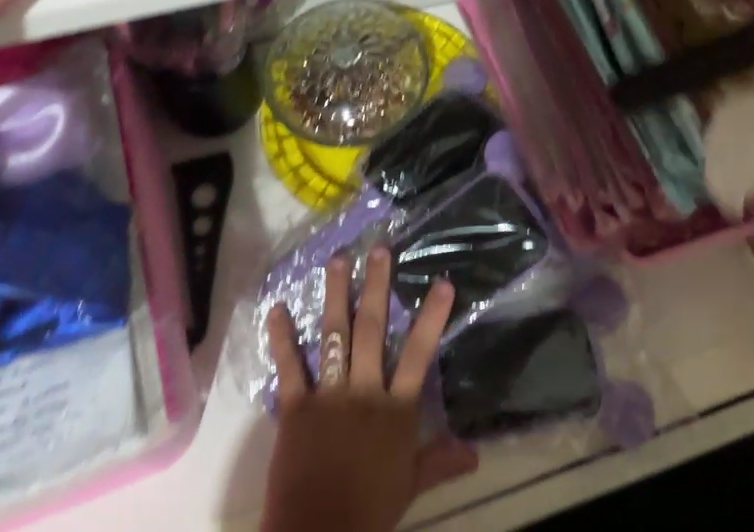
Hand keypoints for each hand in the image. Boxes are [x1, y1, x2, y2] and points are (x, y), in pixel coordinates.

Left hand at [260, 248, 478, 531]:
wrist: (319, 530)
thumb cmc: (369, 508)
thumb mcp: (411, 484)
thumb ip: (440, 460)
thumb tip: (476, 452)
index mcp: (396, 409)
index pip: (419, 355)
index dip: (432, 317)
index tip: (443, 282)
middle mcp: (364, 391)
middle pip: (372, 330)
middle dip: (377, 287)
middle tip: (379, 250)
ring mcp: (328, 395)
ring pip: (333, 336)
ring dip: (335, 296)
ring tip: (337, 261)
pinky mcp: (295, 407)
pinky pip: (289, 366)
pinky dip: (282, 337)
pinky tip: (277, 308)